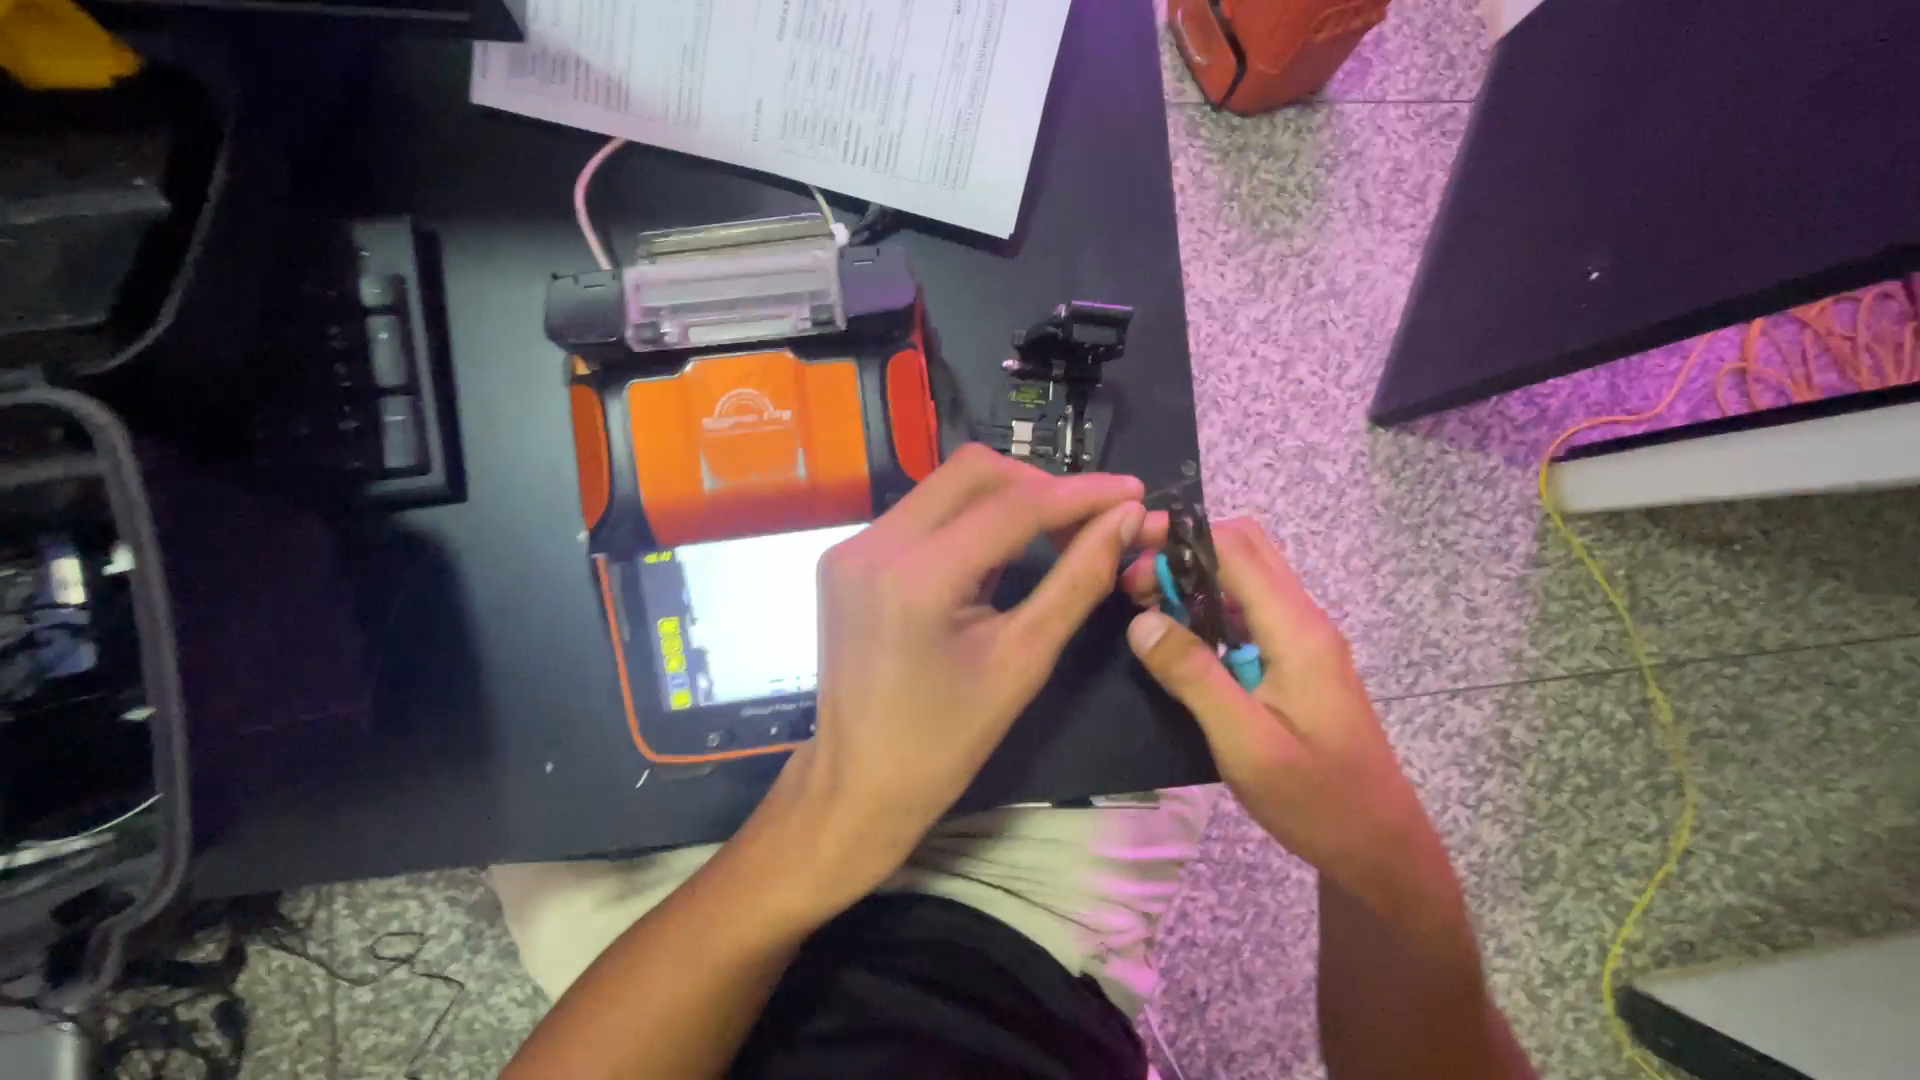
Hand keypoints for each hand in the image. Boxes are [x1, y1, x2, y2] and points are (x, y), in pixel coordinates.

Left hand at [767, 445, 1145, 904]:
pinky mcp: (846, 558)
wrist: (859, 782)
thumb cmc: (946, 740)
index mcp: (916, 576)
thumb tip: (1125, 520)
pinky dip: (968, 522)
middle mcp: (874, 544)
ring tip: (1055, 535)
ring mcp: (851, 547)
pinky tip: (999, 554)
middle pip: (973, 472)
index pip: (1013, 505)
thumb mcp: (1023, 660)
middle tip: (1090, 518)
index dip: (1081, 493)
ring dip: (1005, 500)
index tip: (1132, 491)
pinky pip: (920, 515)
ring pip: (945, 487)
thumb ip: (1077, 581)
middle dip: (1040, 485)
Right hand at [1122, 519, 1466, 941]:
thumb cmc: (1315, 799)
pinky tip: (1179, 642)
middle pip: (1247, 550)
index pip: (1236, 550)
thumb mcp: (1245, 744)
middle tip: (1133, 584)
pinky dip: (1210, 611)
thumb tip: (1142, 622)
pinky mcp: (1298, 663)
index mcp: (1297, 631)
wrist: (1378, 845)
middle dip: (1186, 552)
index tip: (1127, 552)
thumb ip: (1194, 677)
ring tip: (1144, 609)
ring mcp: (1305, 641)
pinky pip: (1251, 614)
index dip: (1179, 538)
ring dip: (1195, 581)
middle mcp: (1305, 622)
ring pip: (1248, 580)